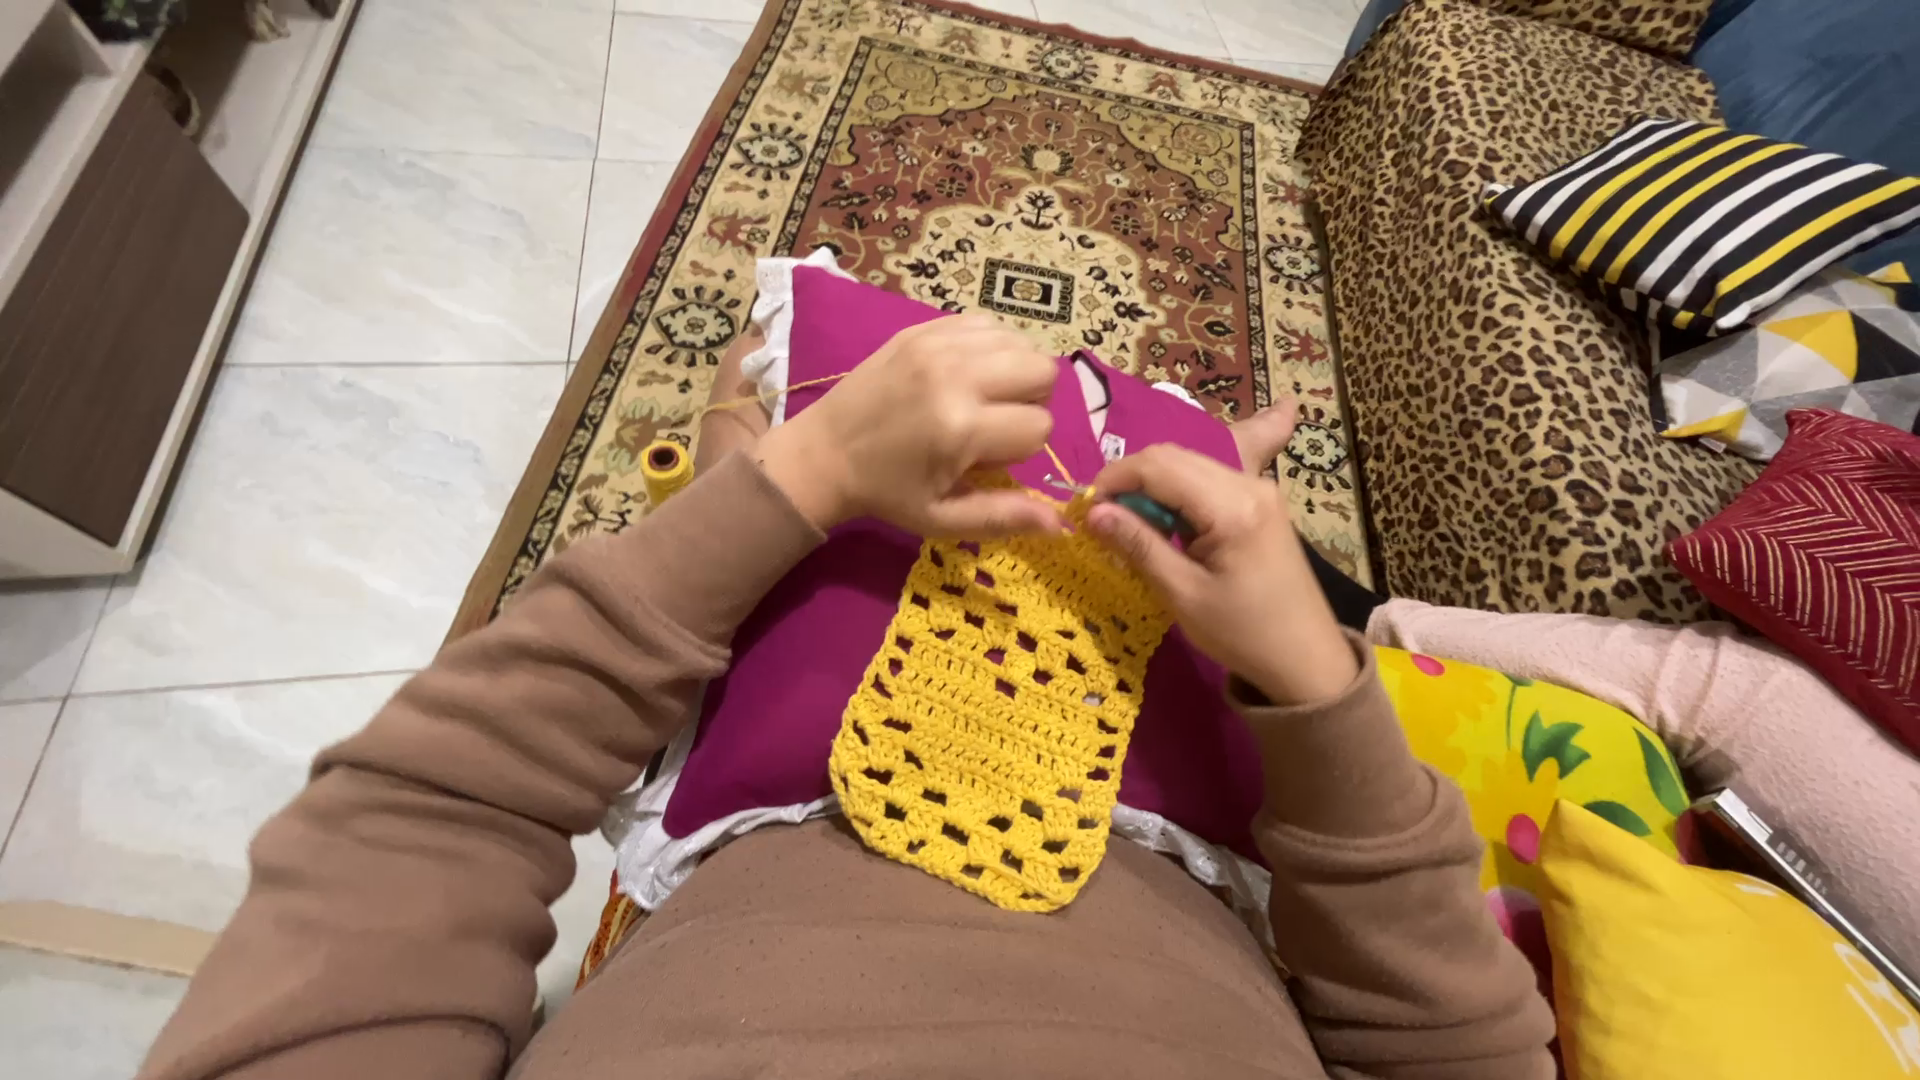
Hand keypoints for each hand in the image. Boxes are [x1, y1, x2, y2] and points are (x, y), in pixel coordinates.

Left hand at [756, 316, 1066, 535]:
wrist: (824, 452)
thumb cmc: (888, 493)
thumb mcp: (942, 518)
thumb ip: (1003, 517)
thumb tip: (1062, 525)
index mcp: (960, 428)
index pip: (1039, 425)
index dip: (1023, 447)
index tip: (988, 457)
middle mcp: (956, 376)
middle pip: (1043, 370)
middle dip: (1031, 401)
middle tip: (995, 422)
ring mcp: (938, 344)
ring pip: (1021, 341)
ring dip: (1014, 371)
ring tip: (982, 396)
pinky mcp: (923, 328)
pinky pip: (987, 323)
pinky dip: (991, 347)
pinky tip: (966, 373)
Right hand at [1086, 444, 1357, 704]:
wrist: (1305, 658)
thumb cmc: (1242, 634)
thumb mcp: (1182, 594)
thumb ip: (1138, 545)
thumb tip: (1093, 511)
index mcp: (1233, 506)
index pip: (1159, 466)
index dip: (1115, 478)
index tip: (1086, 509)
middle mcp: (1249, 484)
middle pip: (1172, 456)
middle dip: (1129, 480)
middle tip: (1102, 518)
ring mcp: (1257, 489)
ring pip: (1186, 464)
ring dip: (1150, 487)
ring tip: (1127, 525)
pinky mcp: (1257, 501)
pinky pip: (1203, 481)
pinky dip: (1173, 495)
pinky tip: (1161, 526)